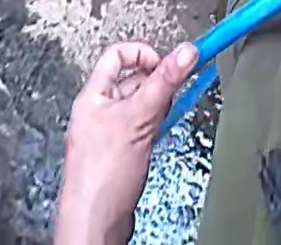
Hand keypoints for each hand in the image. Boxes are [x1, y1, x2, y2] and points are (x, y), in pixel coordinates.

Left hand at [54, 41, 197, 244]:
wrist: (95, 227)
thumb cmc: (101, 177)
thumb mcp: (139, 117)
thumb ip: (165, 82)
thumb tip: (185, 52)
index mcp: (94, 95)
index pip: (118, 54)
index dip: (143, 54)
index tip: (165, 63)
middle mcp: (99, 110)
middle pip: (134, 79)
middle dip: (155, 85)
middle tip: (171, 93)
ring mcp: (109, 132)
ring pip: (140, 104)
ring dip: (156, 107)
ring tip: (162, 118)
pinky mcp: (120, 151)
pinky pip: (141, 126)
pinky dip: (154, 125)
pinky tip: (159, 135)